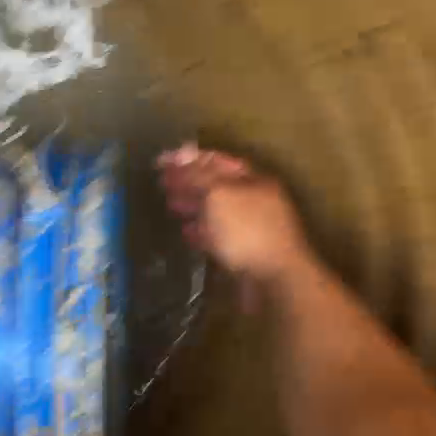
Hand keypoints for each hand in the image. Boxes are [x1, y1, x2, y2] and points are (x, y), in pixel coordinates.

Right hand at [156, 146, 317, 288]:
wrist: (276, 281)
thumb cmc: (246, 230)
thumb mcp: (217, 194)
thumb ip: (196, 174)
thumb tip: (179, 155)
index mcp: (253, 180)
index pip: (216, 160)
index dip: (187, 157)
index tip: (160, 160)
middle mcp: (255, 200)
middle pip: (216, 184)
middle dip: (187, 181)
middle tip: (161, 181)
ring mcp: (251, 227)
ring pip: (215, 209)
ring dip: (192, 205)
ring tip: (169, 204)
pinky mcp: (245, 251)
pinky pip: (218, 234)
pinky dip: (200, 230)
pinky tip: (186, 232)